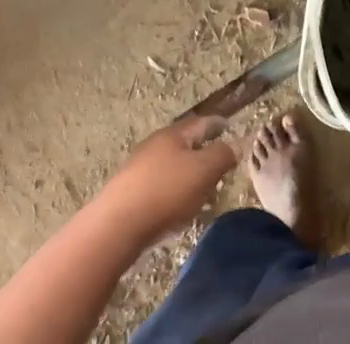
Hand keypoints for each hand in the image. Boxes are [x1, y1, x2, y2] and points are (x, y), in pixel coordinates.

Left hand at [95, 115, 236, 243]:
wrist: (116, 226)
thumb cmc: (166, 191)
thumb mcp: (205, 170)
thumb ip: (223, 155)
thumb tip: (232, 146)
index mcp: (173, 135)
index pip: (202, 123)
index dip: (218, 124)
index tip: (230, 127)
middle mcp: (154, 146)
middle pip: (186, 145)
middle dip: (204, 153)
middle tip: (222, 165)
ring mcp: (139, 170)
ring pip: (173, 167)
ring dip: (190, 176)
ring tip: (205, 193)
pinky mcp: (130, 194)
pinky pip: (161, 187)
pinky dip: (176, 193)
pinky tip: (180, 210)